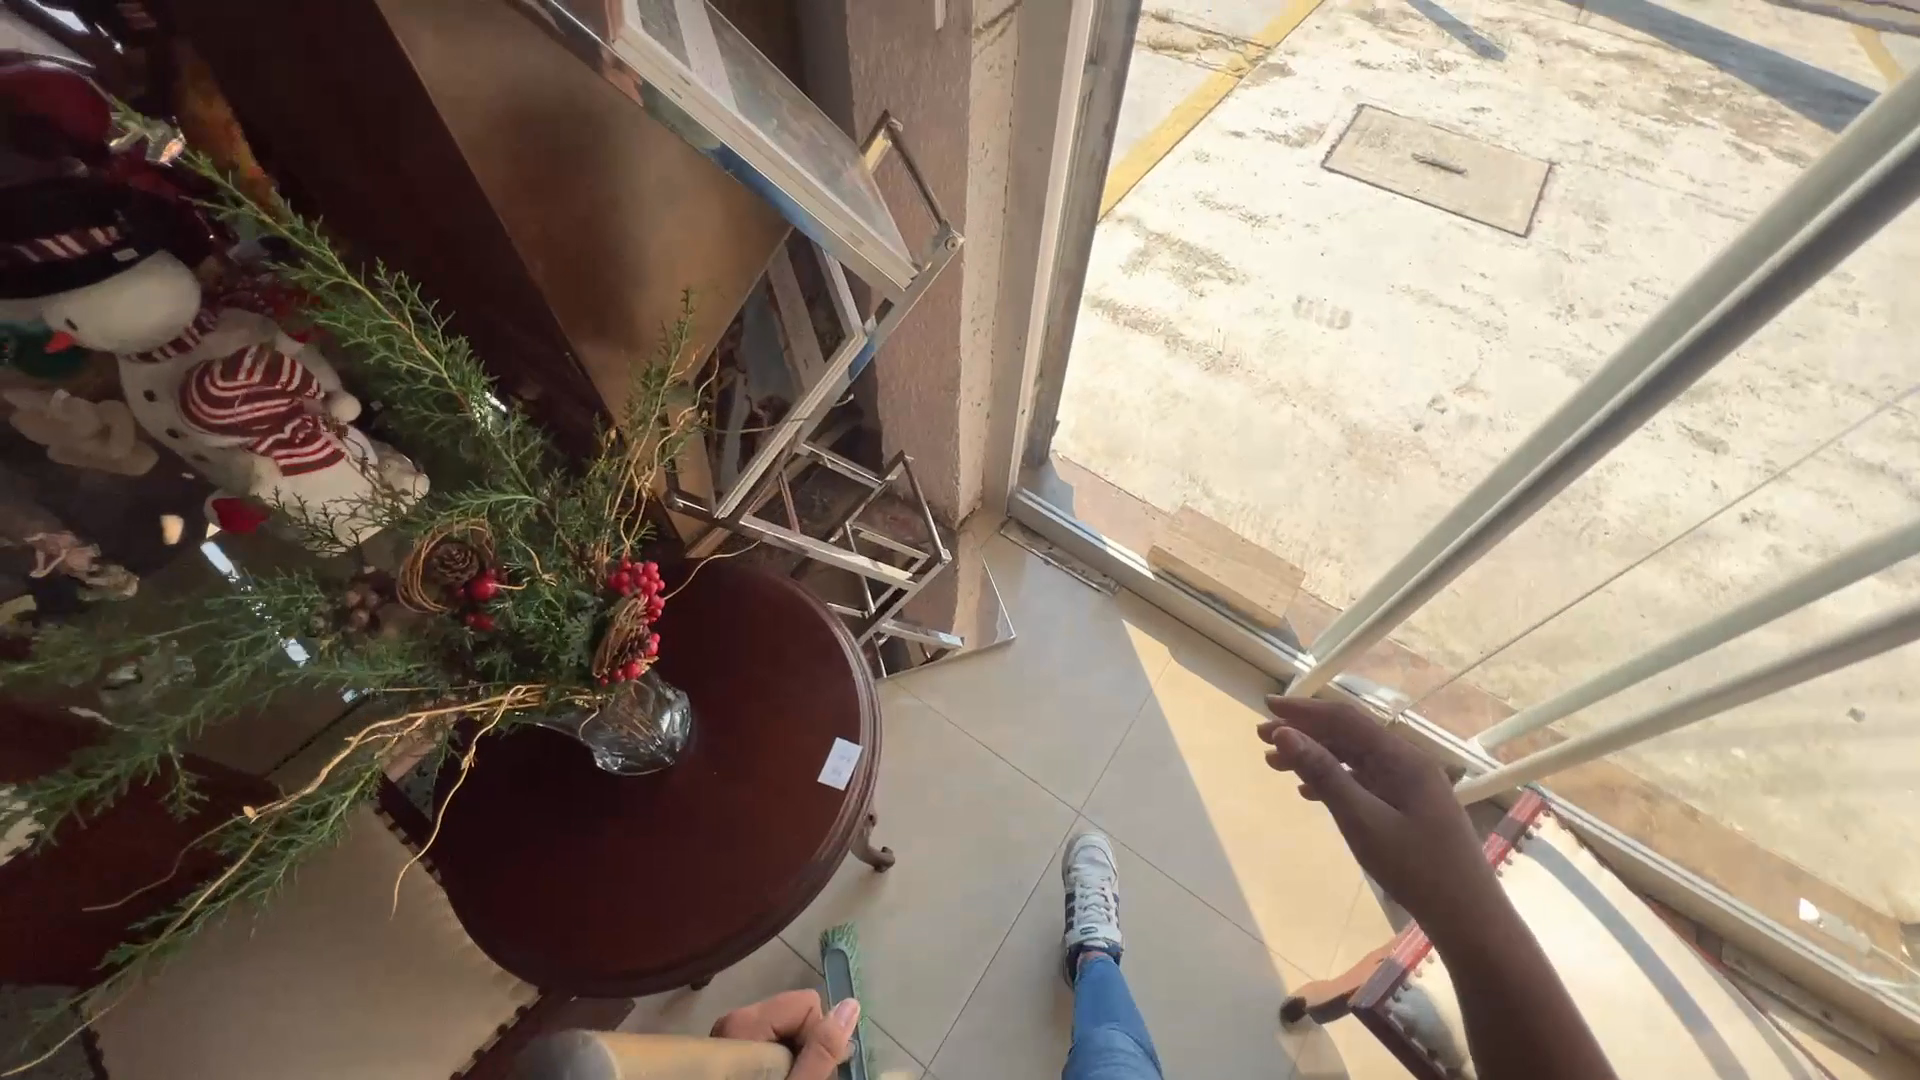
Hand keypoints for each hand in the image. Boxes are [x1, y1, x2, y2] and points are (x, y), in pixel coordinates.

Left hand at [711, 990, 860, 1079]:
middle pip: (796, 1016)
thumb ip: (821, 1052)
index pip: (807, 1005)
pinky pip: (771, 1044)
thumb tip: (850, 1005)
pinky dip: (780, 1065)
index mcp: (746, 1023)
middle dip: (806, 1050)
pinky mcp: (733, 1053)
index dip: (817, 1040)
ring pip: (786, 1032)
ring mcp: (732, 1037)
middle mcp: (736, 1021)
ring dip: (795, 1060)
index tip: (807, 1073)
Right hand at [1257, 696, 1499, 940]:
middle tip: (1261, 738)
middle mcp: (1406, 763)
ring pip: (1352, 757)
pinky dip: (1331, 778)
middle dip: (1303, 732)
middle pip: (1347, 735)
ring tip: (1274, 764)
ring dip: (1313, 756)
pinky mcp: (1406, 806)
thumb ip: (1323, 773)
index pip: (1344, 719)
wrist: (1470, 921)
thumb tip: (1284, 733)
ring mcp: (1408, 785)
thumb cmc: (1416, 869)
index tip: (1266, 705)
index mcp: (1402, 759)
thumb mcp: (1362, 820)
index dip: (1303, 710)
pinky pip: (1361, 779)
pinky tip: (1307, 791)